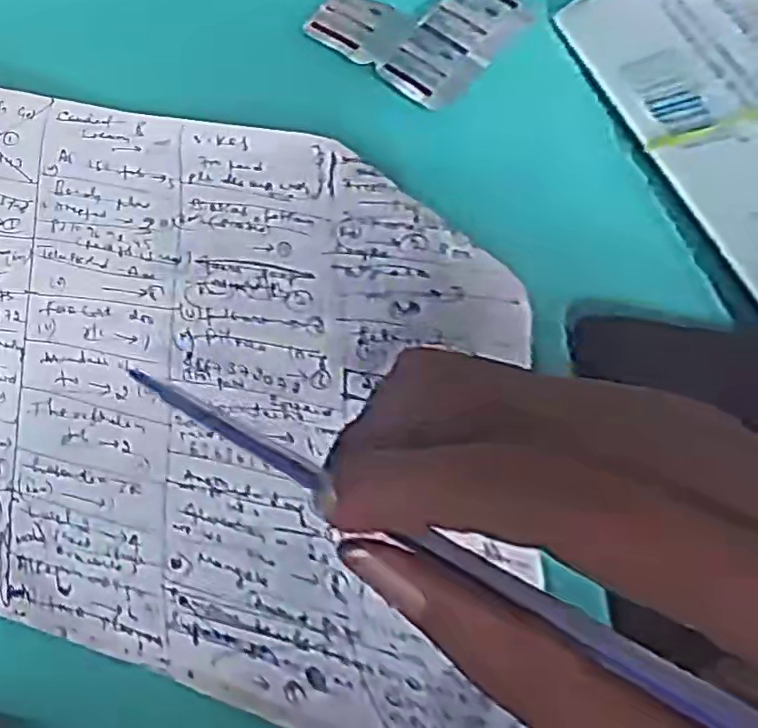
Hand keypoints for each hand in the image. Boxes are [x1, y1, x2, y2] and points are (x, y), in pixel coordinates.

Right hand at [327, 348, 757, 726]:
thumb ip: (529, 670)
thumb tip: (372, 557)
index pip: (559, 489)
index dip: (420, 483)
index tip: (338, 509)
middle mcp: (750, 489)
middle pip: (524, 404)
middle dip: (400, 433)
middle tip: (351, 493)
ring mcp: (724, 449)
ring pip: (525, 385)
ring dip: (426, 421)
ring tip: (393, 484)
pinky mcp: (691, 439)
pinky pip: (550, 398)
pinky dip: (472, 423)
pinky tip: (455, 476)